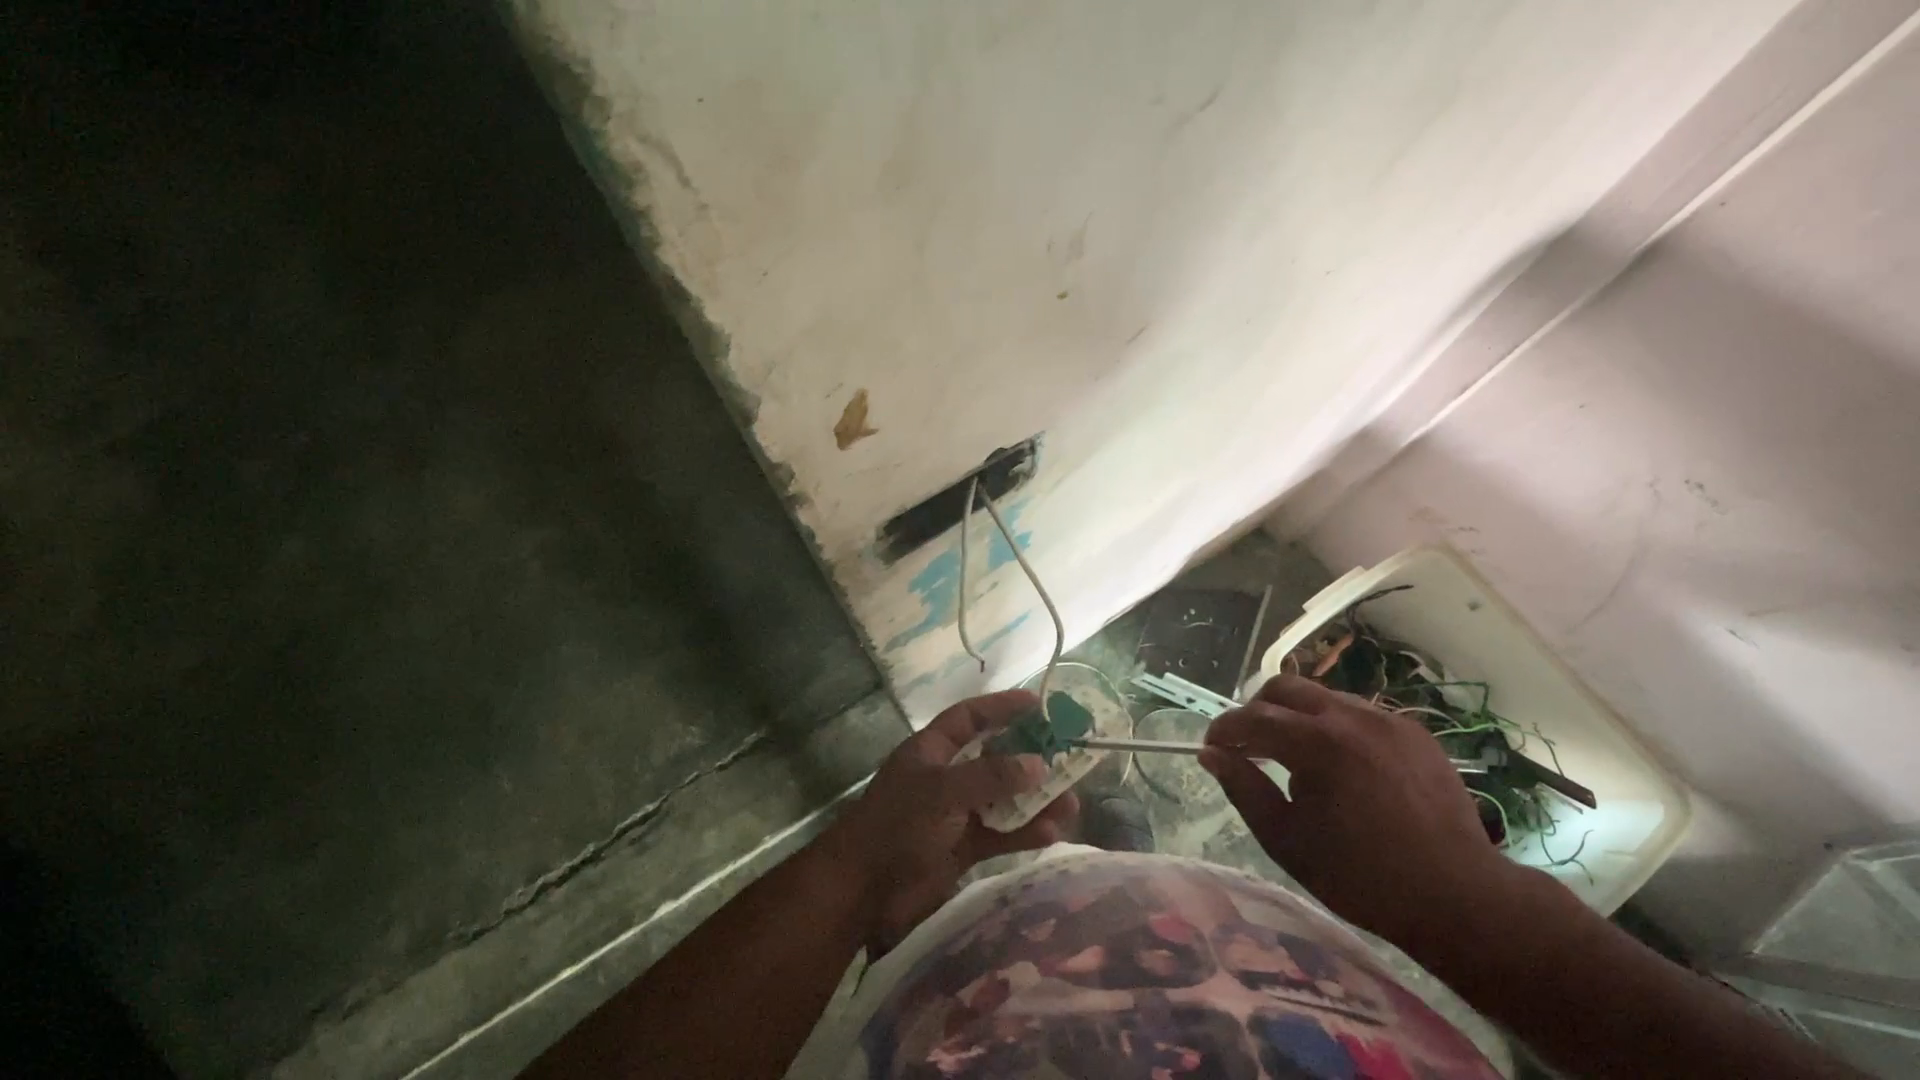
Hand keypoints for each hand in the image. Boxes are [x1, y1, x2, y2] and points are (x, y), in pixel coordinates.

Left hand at [824, 690, 1078, 952]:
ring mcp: (955, 814)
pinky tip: (1052, 834)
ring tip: (1072, 805)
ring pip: (1004, 799)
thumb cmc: (896, 827)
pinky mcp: (962, 848)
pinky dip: (1025, 832)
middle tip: (1070, 758)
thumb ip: (991, 777)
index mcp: (931, 751)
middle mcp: (946, 778)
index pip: (970, 718)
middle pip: (995, 759)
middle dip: (1031, 759)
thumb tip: (1040, 764)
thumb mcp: (942, 792)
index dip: (1002, 708)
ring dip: (1036, 801)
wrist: (862, 890)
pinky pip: (1001, 834)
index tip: (1040, 704)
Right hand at [1200, 674, 1520, 946]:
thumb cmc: (1361, 877)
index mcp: (1317, 743)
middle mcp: (1352, 717)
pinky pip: (1361, 715)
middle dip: (1257, 711)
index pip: (1252, 717)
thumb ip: (1244, 789)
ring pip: (1324, 697)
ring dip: (1297, 718)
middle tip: (1248, 746)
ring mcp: (1389, 721)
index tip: (1211, 748)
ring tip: (1294, 759)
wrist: (1456, 896)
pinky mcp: (1415, 734)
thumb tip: (1212, 754)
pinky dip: (1336, 729)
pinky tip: (1340, 767)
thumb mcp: (1286, 840)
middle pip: (1285, 689)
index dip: (1224, 729)